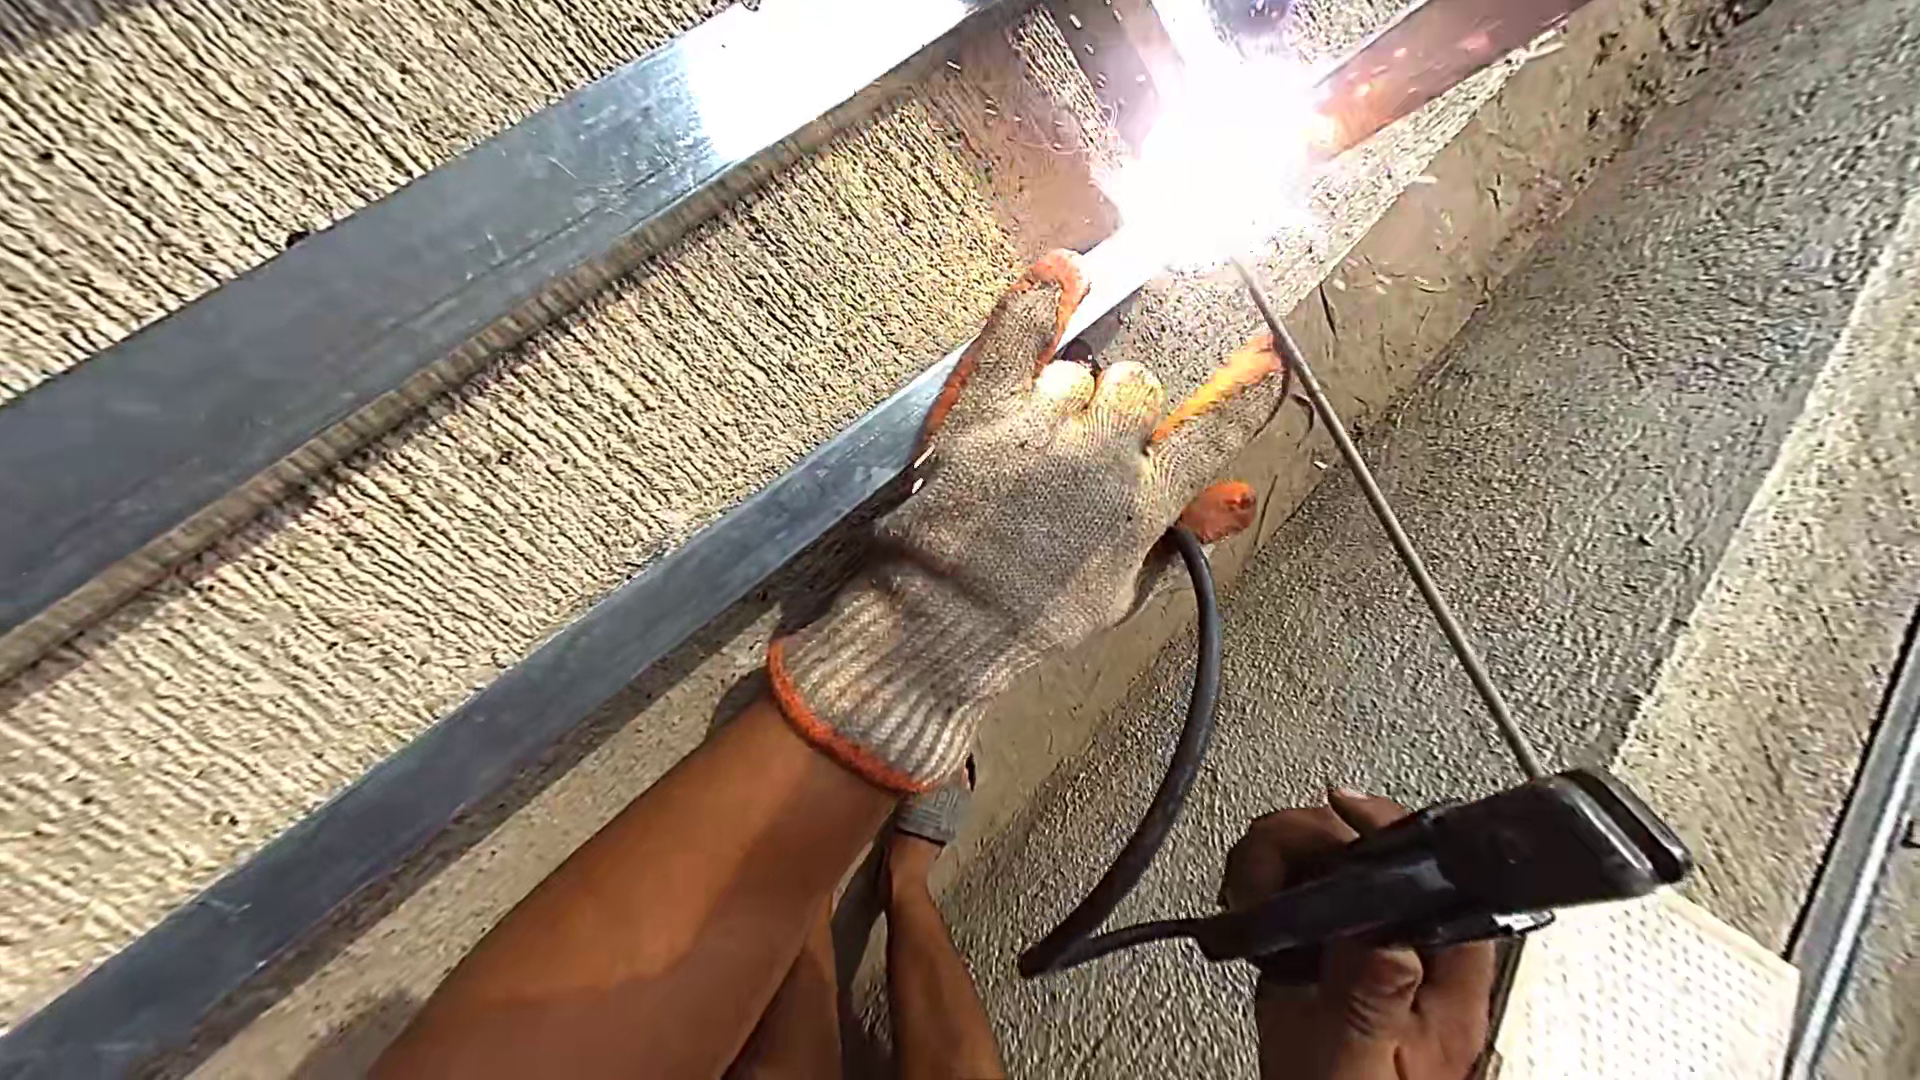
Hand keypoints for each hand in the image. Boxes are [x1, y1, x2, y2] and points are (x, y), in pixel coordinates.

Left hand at [768, 251, 1289, 791]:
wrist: (945, 622)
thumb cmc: (1031, 619)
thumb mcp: (1120, 594)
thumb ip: (1181, 540)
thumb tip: (1242, 497)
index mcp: (1138, 506)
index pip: (1210, 436)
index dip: (1240, 397)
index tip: (1262, 364)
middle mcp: (1098, 458)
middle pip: (1139, 386)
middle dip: (1126, 403)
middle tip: (1096, 433)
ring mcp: (1040, 431)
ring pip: (1080, 371)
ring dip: (1069, 392)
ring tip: (1041, 432)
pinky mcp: (982, 417)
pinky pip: (1015, 338)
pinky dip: (1038, 302)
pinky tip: (1061, 274)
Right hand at [1222, 791, 1497, 1079]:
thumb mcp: (1356, 1066)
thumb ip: (1369, 1003)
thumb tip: (1385, 933)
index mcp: (1437, 975)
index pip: (1437, 876)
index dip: (1391, 829)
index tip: (1338, 806)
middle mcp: (1398, 938)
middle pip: (1360, 845)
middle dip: (1301, 842)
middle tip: (1263, 877)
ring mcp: (1350, 928)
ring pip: (1317, 846)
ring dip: (1268, 857)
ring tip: (1250, 897)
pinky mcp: (1312, 926)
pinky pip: (1284, 868)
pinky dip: (1254, 873)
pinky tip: (1247, 906)